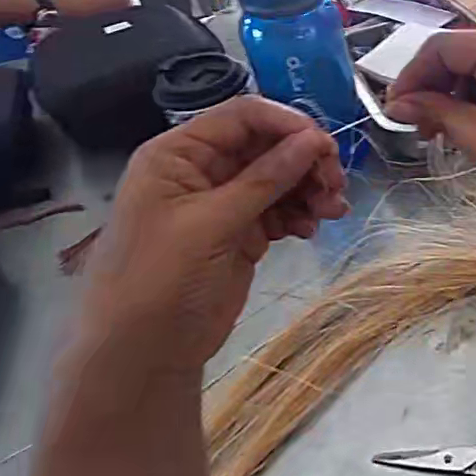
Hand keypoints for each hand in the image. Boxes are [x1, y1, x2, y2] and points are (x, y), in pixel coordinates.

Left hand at [77, 96, 346, 377]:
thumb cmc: (160, 281)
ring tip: (332, 210)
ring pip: (276, 176)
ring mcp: (222, 202)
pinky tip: (312, 228)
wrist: (140, 359)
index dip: (285, 123)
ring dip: (307, 187)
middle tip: (335, 182)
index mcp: (179, 152)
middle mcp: (201, 168)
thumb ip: (263, 179)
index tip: (324, 143)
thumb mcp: (210, 225)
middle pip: (264, 144)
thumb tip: (312, 139)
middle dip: (302, 159)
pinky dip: (298, 213)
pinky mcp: (238, 232)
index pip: (240, 116)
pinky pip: (277, 208)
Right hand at [384, 30, 475, 226]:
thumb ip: (435, 112)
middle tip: (412, 124)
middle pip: (454, 52)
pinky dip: (468, 97)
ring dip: (446, 94)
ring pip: (468, 64)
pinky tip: (459, 125)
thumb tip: (395, 104)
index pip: (441, 47)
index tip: (393, 109)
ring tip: (434, 132)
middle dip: (428, 86)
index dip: (411, 76)